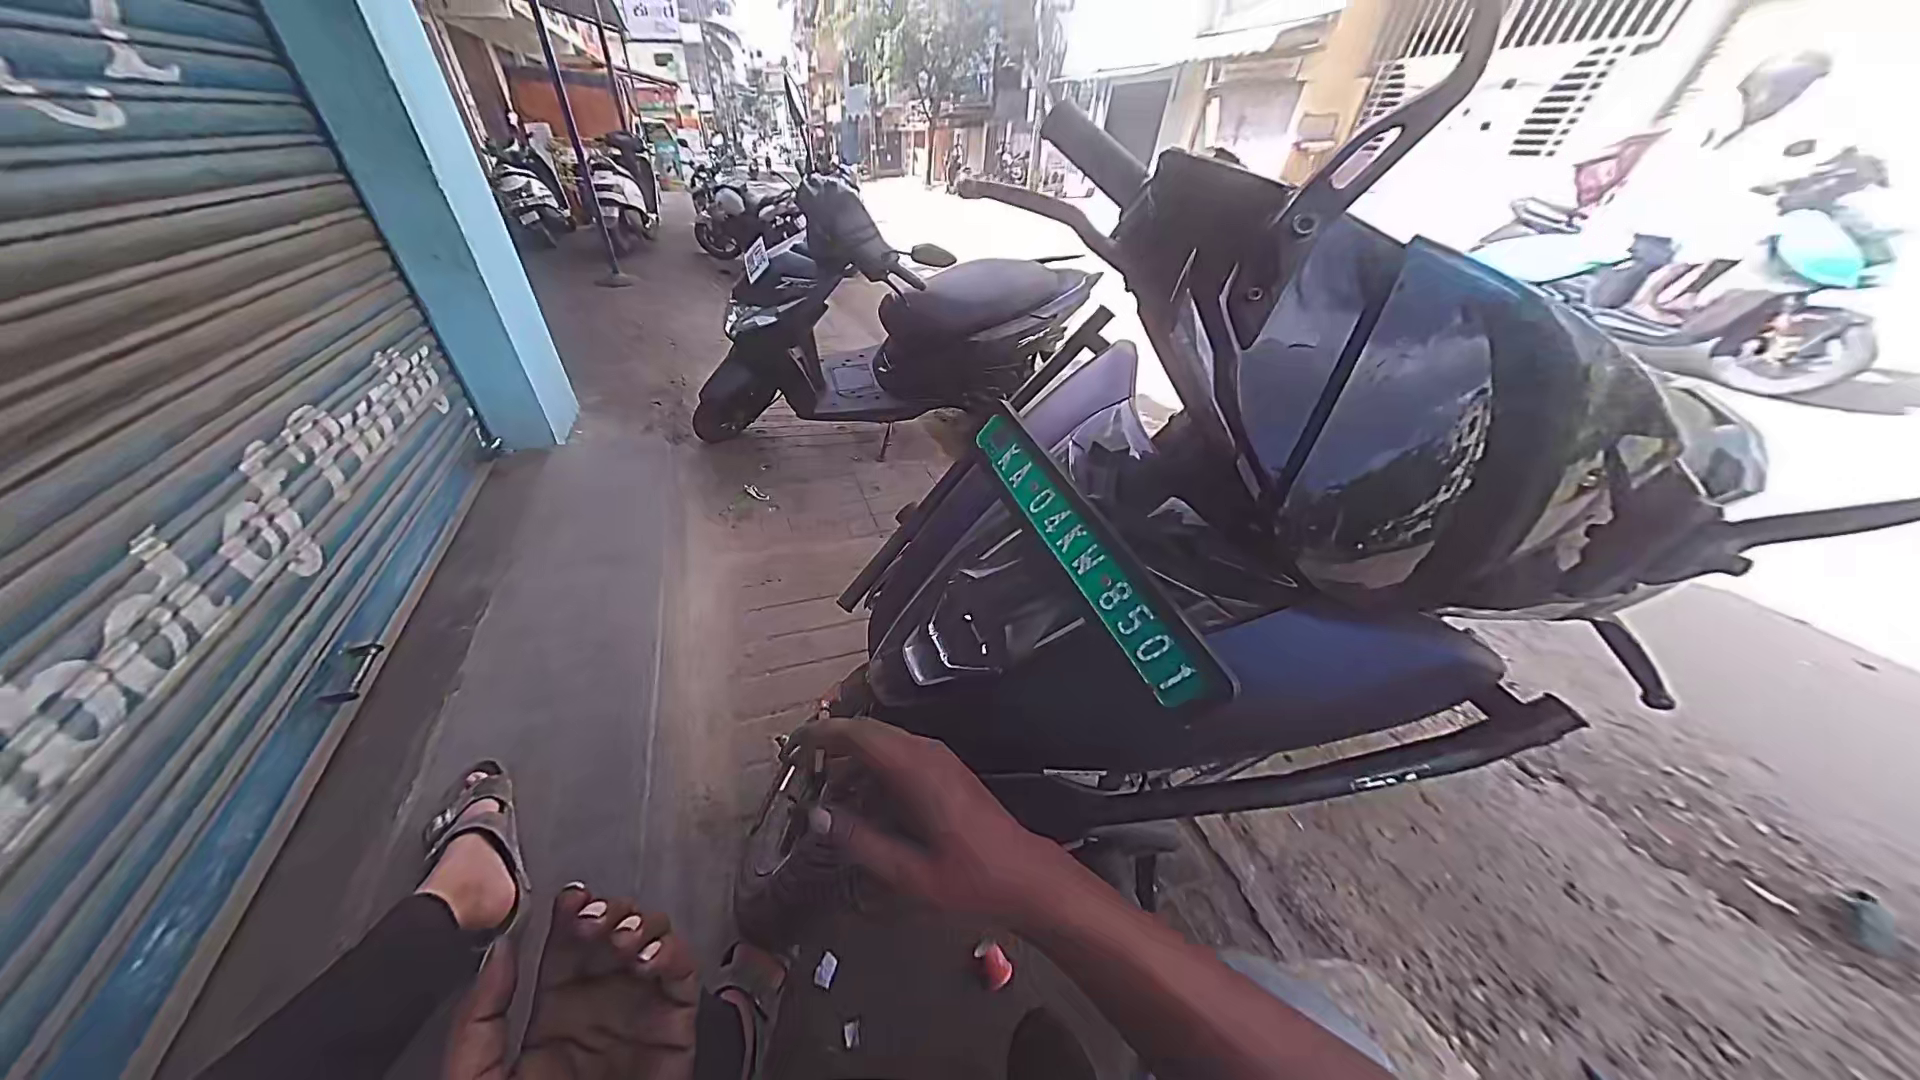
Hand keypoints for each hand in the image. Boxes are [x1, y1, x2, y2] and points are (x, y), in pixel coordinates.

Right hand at [799, 718, 1085, 924]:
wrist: (1022, 873)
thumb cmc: (971, 876)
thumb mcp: (908, 872)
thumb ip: (860, 842)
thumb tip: (820, 817)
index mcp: (917, 769)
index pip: (860, 733)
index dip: (823, 733)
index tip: (796, 743)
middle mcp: (927, 753)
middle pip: (870, 730)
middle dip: (832, 743)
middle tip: (803, 766)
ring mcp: (938, 758)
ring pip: (884, 742)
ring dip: (852, 758)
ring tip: (826, 789)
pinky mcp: (943, 768)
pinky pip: (899, 754)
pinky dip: (872, 767)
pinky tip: (861, 798)